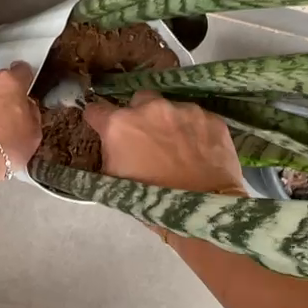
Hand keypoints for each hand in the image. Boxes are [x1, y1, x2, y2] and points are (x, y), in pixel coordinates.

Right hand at [83, 91, 245, 195]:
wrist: (202, 207)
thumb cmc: (149, 198)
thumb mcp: (112, 179)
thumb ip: (108, 151)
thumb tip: (109, 143)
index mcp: (119, 124)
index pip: (96, 109)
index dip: (98, 120)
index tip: (102, 127)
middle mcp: (150, 108)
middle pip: (138, 100)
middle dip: (138, 114)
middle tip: (145, 137)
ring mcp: (184, 110)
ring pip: (170, 108)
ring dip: (168, 122)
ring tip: (176, 146)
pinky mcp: (211, 117)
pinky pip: (196, 118)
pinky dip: (193, 130)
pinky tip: (198, 150)